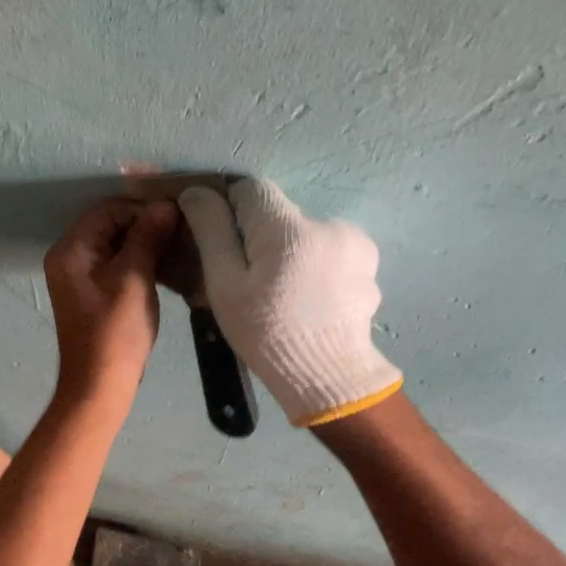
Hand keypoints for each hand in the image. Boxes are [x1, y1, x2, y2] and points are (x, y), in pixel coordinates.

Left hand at [42, 198, 177, 401]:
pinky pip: (117, 265)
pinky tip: (168, 269)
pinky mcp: (93, 292)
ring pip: (117, 245)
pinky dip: (141, 263)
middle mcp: (69, 257)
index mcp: (71, 249)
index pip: (108, 210)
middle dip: (147, 226)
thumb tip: (165, 205)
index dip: (143, 210)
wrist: (100, 385)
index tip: (177, 220)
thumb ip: (148, 237)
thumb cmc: (115, 331)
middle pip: (111, 225)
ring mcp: (79, 276)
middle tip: (183, 234)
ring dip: (147, 245)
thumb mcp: (134, 278)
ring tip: (180, 251)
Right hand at [177, 179, 400, 425]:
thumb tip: (197, 192)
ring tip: (279, 293)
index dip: (228, 208)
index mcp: (290, 228)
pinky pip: (326, 249)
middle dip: (258, 237)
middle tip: (247, 279)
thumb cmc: (267, 333)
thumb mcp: (224, 286)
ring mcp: (354, 242)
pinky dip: (311, 265)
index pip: (250, 189)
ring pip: (302, 232)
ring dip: (286, 251)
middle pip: (277, 213)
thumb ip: (211, 232)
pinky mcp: (368, 262)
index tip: (220, 243)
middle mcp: (327, 224)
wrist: (330, 377)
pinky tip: (305, 298)